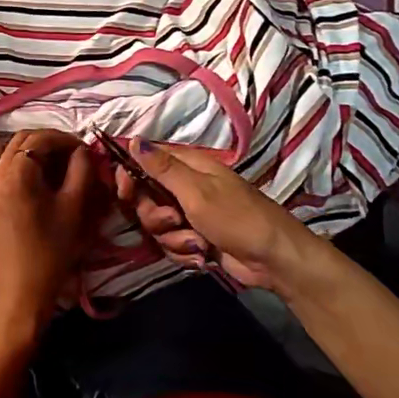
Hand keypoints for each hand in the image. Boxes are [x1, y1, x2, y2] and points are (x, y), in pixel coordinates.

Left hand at [0, 129, 102, 332]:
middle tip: (76, 155)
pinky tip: (49, 182)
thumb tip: (83, 150)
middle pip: (22, 139)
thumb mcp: (74, 207)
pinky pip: (10, 168)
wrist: (21, 288)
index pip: (39, 137)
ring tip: (65, 168)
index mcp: (15, 173)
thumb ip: (81, 170)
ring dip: (39, 153)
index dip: (65, 138)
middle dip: (51, 142)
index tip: (86, 150)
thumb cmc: (51, 249)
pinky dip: (29, 166)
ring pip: (14, 152)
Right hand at [110, 141, 319, 295]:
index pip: (144, 161)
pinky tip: (202, 256)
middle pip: (145, 198)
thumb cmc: (237, 217)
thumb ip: (162, 168)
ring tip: (197, 243)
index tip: (125, 190)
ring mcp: (188, 215)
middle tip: (175, 220)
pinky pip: (170, 244)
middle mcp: (184, 187)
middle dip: (155, 216)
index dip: (129, 175)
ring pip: (156, 226)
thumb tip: (134, 140)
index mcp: (187, 167)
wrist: (273, 258)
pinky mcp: (193, 239)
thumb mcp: (196, 190)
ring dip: (174, 238)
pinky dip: (183, 252)